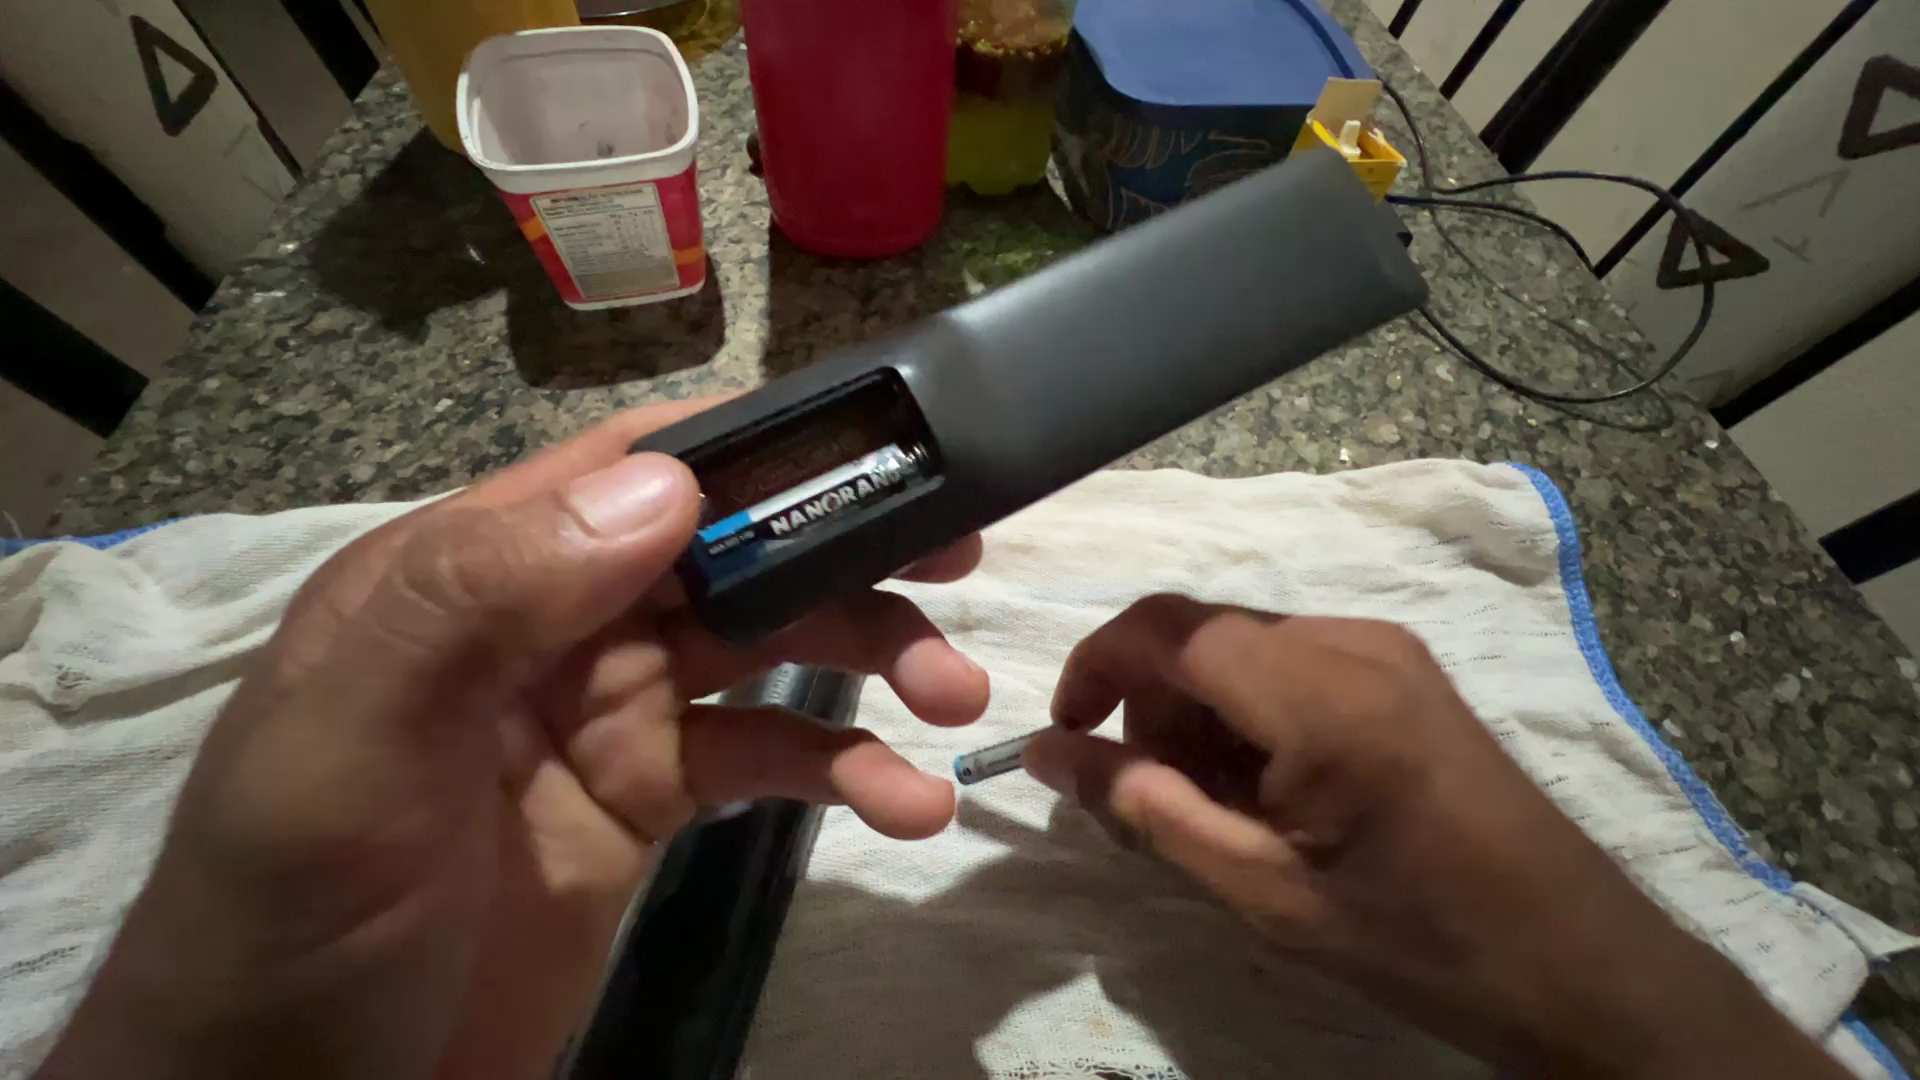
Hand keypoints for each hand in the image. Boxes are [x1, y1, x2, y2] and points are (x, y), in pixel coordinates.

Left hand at [35, 399, 988, 1079]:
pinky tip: (908, 804)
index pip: (641, 465)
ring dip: (873, 659)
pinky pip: (775, 752)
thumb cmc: (302, 922)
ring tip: (956, 697)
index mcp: (489, 565)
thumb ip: (486, 599)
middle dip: (849, 554)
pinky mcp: (664, 786)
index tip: (880, 450)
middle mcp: (567, 613)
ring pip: (775, 644)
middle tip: (957, 560)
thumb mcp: (355, 754)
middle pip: (735, 551)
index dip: (762, 445)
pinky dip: (847, 767)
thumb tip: (668, 488)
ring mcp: (623, 701)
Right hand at [1023, 596, 1847, 1078]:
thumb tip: (1044, 751)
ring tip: (1209, 798)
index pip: (1165, 630)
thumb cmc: (1417, 939)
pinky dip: (1241, 708)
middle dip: (1145, 701)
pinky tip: (1263, 780)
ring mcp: (1379, 644)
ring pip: (1232, 643)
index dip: (1094, 667)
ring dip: (1192, 709)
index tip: (1067, 733)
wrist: (1588, 969)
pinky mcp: (1395, 663)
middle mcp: (1347, 639)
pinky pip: (1280, 657)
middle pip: (1195, 632)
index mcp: (1319, 693)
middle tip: (1147, 791)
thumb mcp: (1259, 888)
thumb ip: (1140, 806)